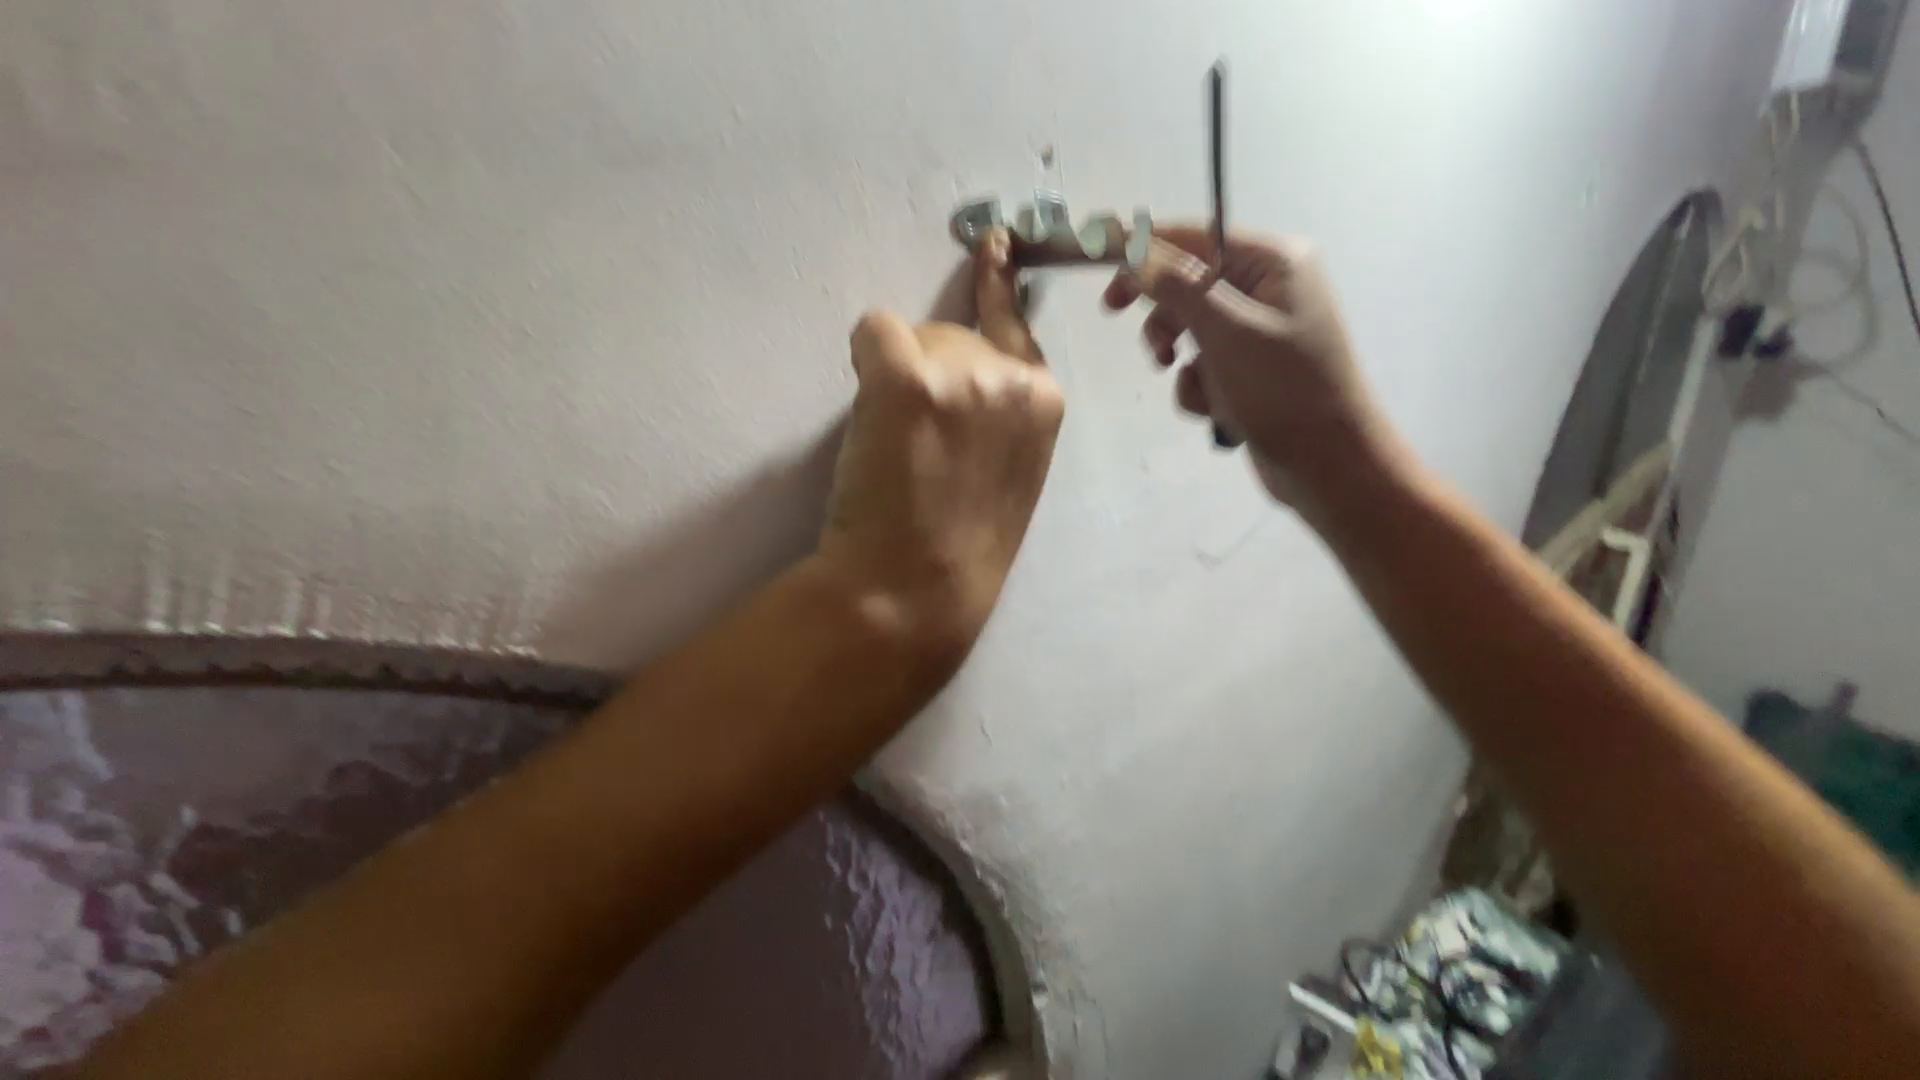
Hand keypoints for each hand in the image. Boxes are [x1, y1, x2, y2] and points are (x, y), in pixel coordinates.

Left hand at [819, 230, 1063, 662]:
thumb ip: (1000, 415)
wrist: (914, 591)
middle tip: (916, 443)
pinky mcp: (908, 377)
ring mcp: (963, 375)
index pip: (1016, 323)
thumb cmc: (959, 544)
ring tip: (899, 448)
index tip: (992, 243)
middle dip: (927, 371)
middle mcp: (1013, 378)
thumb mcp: (1008, 470)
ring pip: (911, 336)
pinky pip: (874, 330)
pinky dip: (863, 360)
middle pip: (951, 333)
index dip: (996, 286)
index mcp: (1044, 402)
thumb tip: (956, 374)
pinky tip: (871, 413)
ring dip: (896, 377)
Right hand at [1103, 226, 1406, 512]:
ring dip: (1181, 358)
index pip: (1197, 237)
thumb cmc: (1283, 391)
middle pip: (1189, 281)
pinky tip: (1214, 408)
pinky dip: (1198, 386)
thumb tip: (1135, 250)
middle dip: (1164, 313)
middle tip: (1117, 315)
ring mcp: (1259, 330)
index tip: (1100, 263)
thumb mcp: (1225, 333)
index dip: (1146, 249)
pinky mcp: (1249, 368)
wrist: (1328, 466)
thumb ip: (1177, 287)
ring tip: (1191, 384)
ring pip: (1190, 327)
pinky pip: (1203, 363)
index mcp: (1275, 262)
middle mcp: (1269, 287)